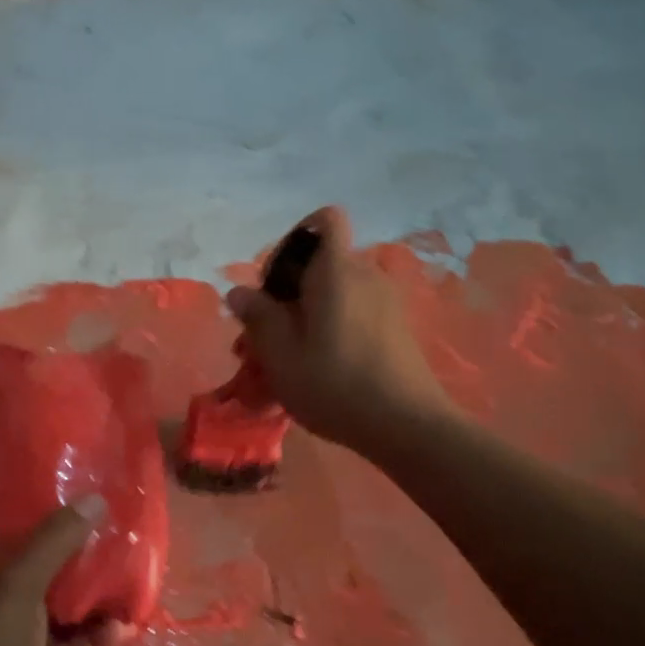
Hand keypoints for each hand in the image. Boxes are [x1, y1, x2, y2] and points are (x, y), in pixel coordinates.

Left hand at [0, 496, 136, 645]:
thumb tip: (94, 501)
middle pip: (24, 576)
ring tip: (122, 579)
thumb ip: (55, 541)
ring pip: (56, 614)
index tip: (35, 503)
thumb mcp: (22, 583)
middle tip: (95, 536)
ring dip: (87, 602)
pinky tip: (125, 628)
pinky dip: (97, 641)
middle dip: (59, 560)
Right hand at [226, 206, 457, 456]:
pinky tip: (313, 371)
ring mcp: (384, 301)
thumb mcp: (280, 356)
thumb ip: (258, 317)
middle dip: (285, 295)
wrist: (405, 424)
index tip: (271, 284)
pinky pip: (351, 313)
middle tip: (258, 340)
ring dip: (302, 319)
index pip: (323, 221)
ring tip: (279, 364)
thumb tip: (239, 291)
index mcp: (335, 271)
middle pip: (320, 265)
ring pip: (333, 294)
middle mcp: (365, 274)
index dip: (292, 242)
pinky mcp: (394, 327)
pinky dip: (327, 330)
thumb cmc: (333, 385)